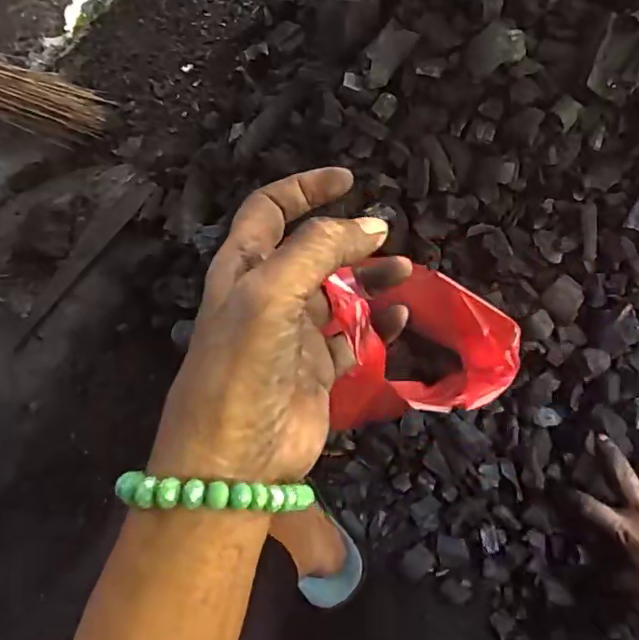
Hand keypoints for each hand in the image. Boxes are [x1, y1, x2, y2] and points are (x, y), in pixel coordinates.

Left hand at [148, 168, 411, 484]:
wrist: (235, 460)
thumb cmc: (242, 365)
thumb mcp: (270, 293)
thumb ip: (318, 250)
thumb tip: (370, 225)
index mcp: (243, 267)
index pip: (269, 210)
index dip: (304, 188)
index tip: (346, 179)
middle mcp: (266, 295)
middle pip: (309, 250)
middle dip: (346, 236)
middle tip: (384, 234)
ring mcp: (292, 335)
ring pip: (337, 292)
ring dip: (369, 278)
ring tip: (403, 271)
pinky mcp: (316, 371)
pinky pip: (352, 337)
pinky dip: (377, 324)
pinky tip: (398, 317)